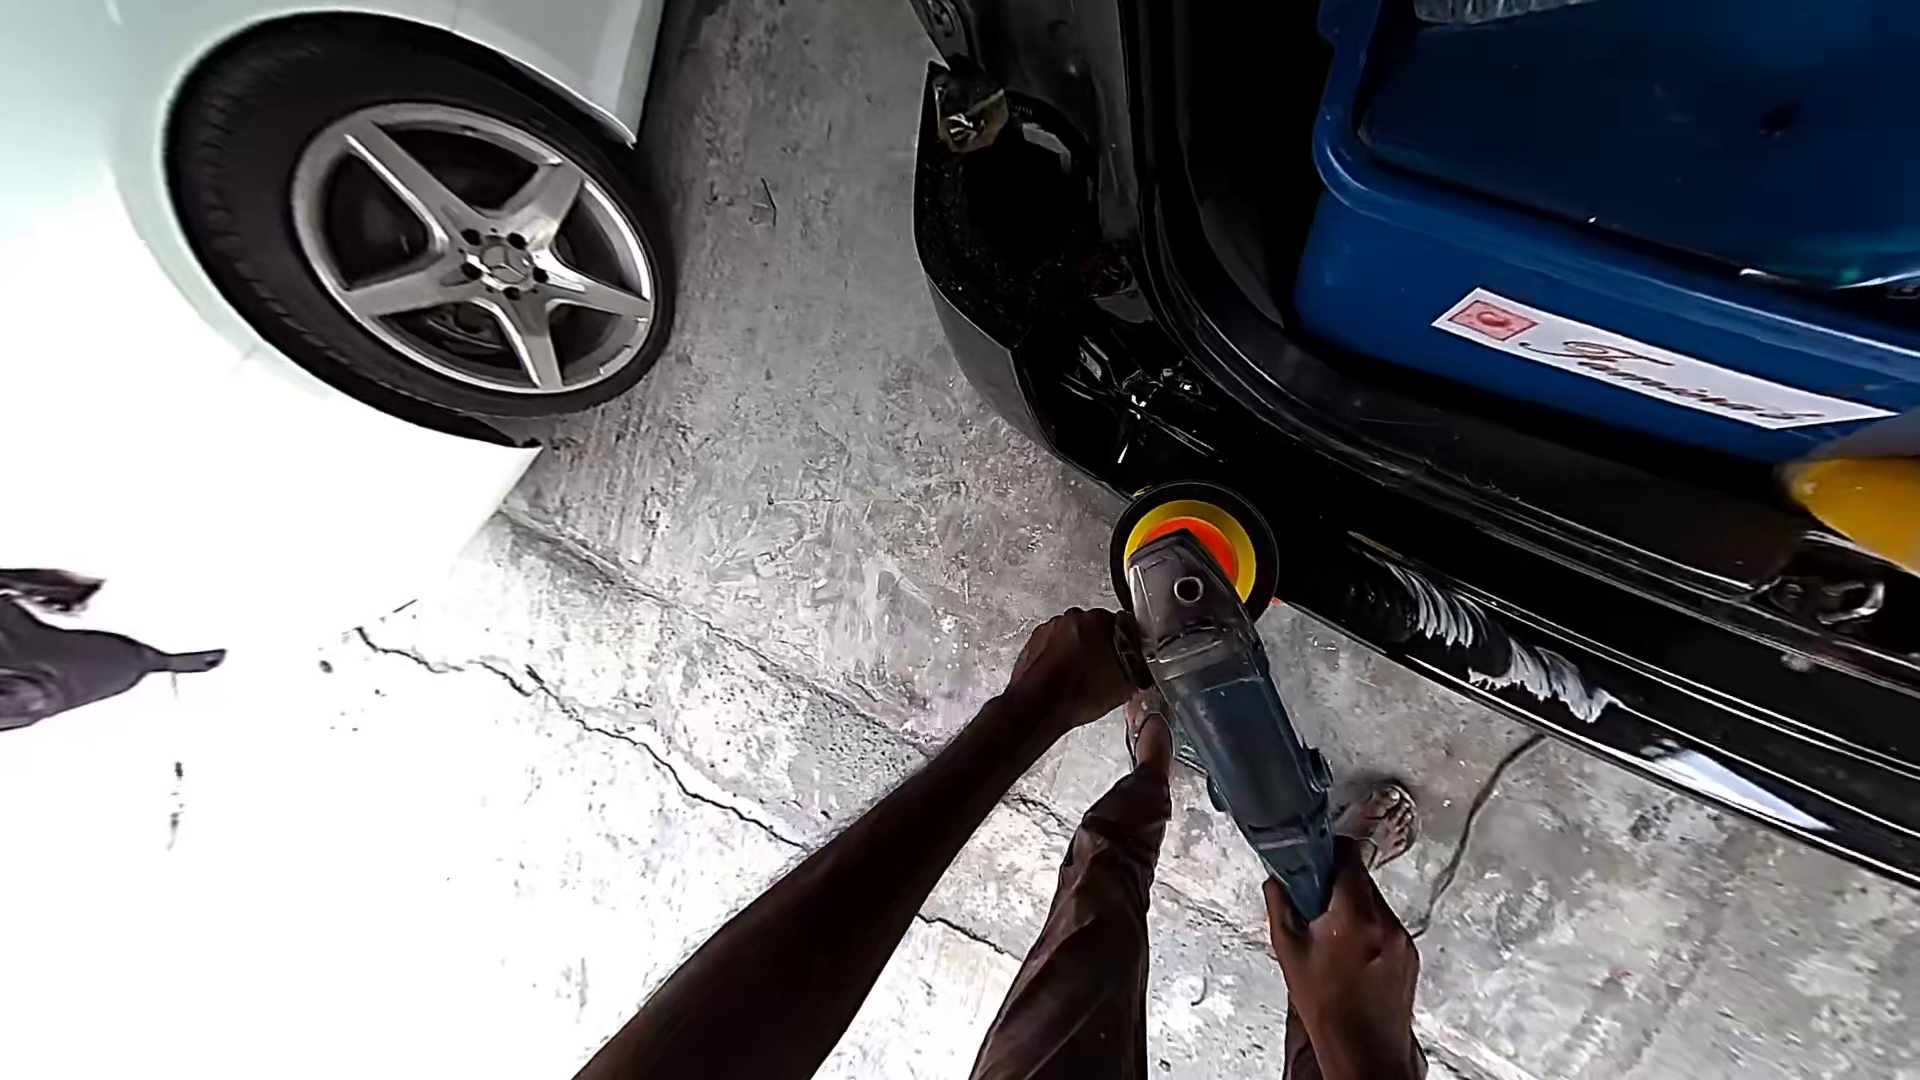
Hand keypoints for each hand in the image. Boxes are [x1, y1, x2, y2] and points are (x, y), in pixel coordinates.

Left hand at [1003, 607, 1137, 734]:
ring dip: (1076, 647)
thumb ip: (1134, 666)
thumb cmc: (1076, 694)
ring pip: (1072, 634)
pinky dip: (1058, 653)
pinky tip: (1062, 673)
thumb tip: (1136, 665)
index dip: (1124, 642)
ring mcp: (1052, 626)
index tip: (1123, 654)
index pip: (1122, 624)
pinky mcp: (1036, 637)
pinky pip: (1053, 642)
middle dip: (1098, 643)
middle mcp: (1075, 617)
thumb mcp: (1123, 686)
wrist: (1039, 705)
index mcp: (1100, 622)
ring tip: (1079, 674)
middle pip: (1094, 626)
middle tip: (1101, 666)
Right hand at [1265, 838, 1421, 1079]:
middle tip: (1309, 893)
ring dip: (1347, 900)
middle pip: (1359, 877)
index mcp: (1356, 916)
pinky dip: (1363, 921)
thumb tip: (1276, 877)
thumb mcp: (1286, 947)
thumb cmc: (1326, 1006)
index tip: (1310, 850)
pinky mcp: (1409, 956)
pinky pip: (1382, 921)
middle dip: (1332, 878)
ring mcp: (1402, 941)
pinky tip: (1344, 943)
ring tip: (1325, 924)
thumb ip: (1279, 901)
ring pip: (1371, 898)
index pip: (1349, 856)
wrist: (1363, 1053)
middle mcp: (1387, 924)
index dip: (1327, 847)